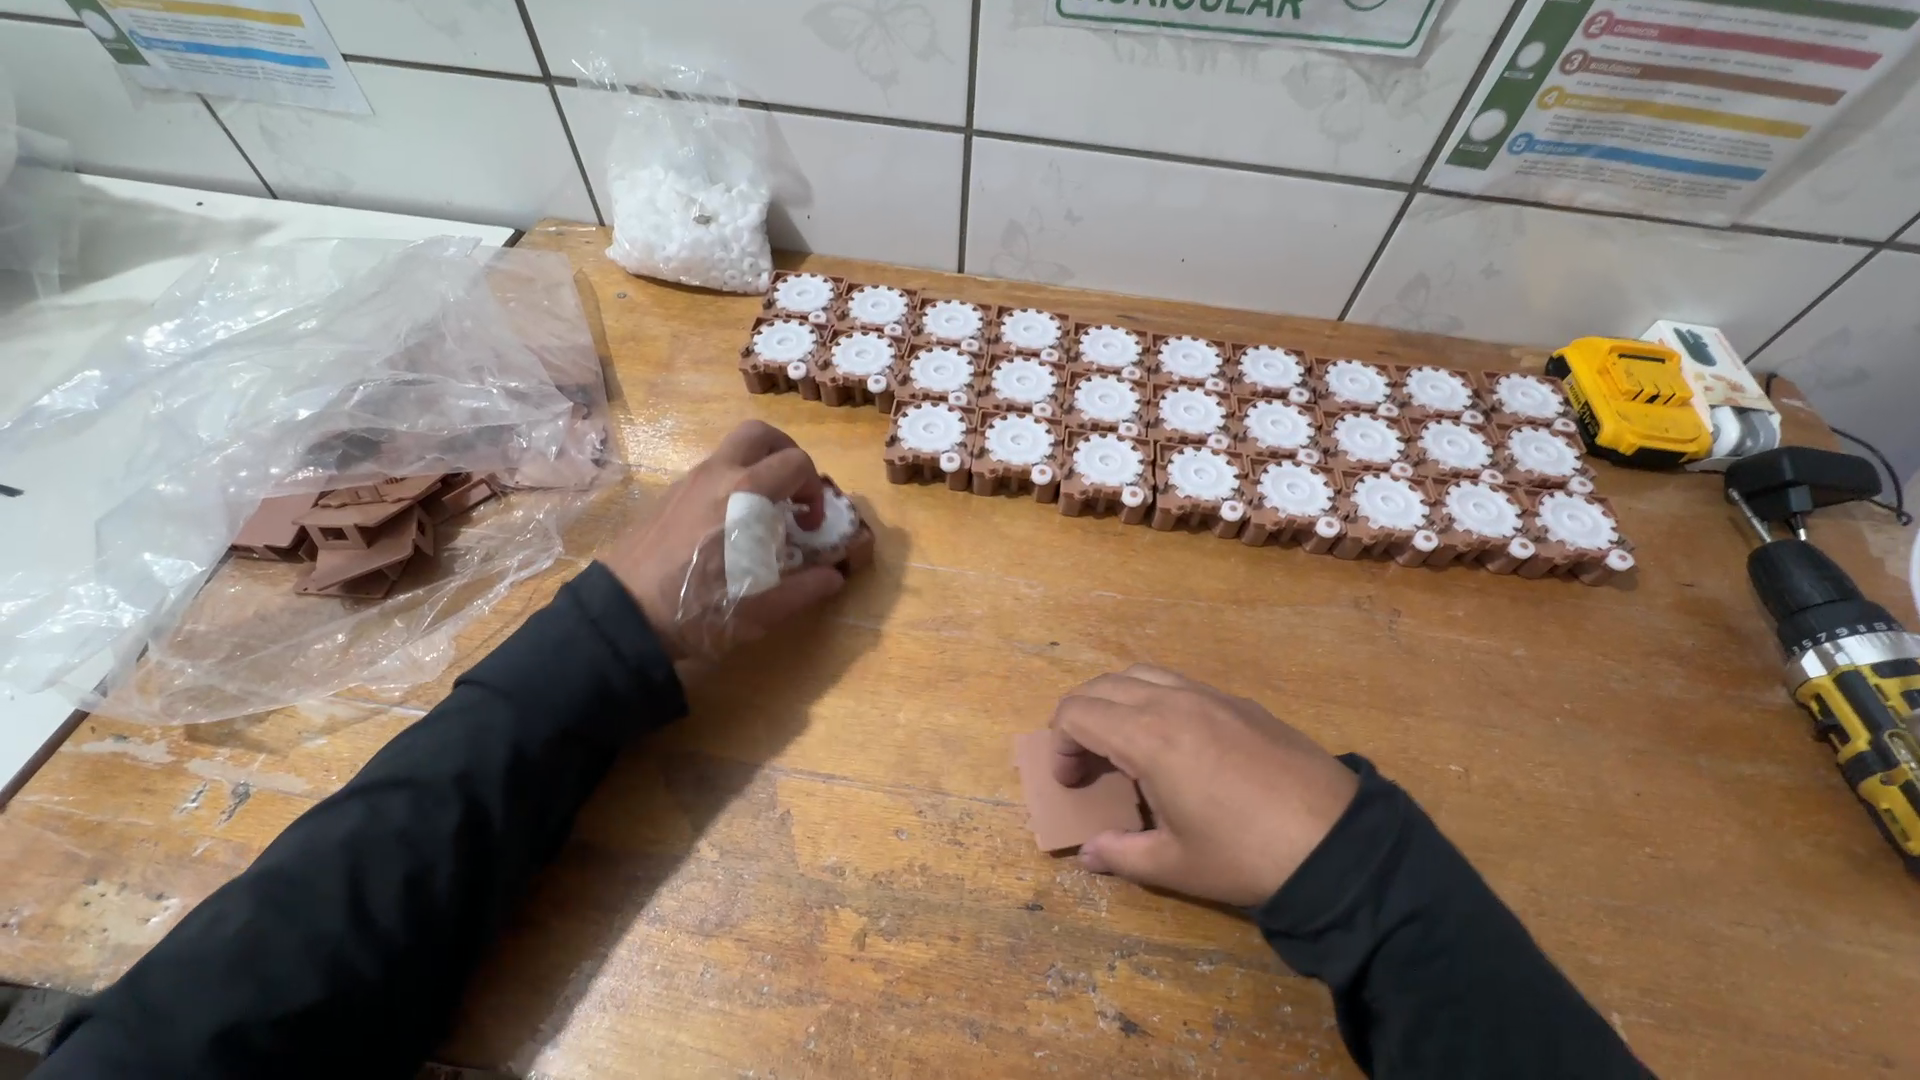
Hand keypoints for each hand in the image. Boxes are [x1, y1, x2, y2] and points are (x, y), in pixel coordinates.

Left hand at [602, 420, 845, 657]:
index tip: (810, 524)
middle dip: (786, 453)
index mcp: (746, 495)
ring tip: (763, 507)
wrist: (625, 614)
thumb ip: (804, 589)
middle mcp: (718, 475)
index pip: (797, 462)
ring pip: (731, 449)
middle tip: (793, 489)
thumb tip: (833, 577)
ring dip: (758, 467)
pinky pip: (710, 471)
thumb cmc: (698, 609)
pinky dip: (731, 481)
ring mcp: (688, 481)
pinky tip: (729, 522)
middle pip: (760, 434)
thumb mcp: (760, 610)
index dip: (814, 489)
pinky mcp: (669, 495)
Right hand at [1051, 665, 1359, 906]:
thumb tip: (1087, 854)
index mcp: (1147, 736)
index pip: (1077, 712)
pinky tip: (1173, 742)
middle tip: (1087, 764)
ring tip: (1123, 744)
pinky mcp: (1239, 701)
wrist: (1338, 844)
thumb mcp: (1175, 865)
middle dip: (1080, 719)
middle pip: (1102, 685)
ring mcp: (1209, 695)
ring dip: (1116, 701)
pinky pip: (1179, 682)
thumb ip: (1119, 854)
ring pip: (1141, 673)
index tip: (1070, 781)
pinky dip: (1154, 699)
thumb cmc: (1246, 855)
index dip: (1059, 744)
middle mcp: (1172, 701)